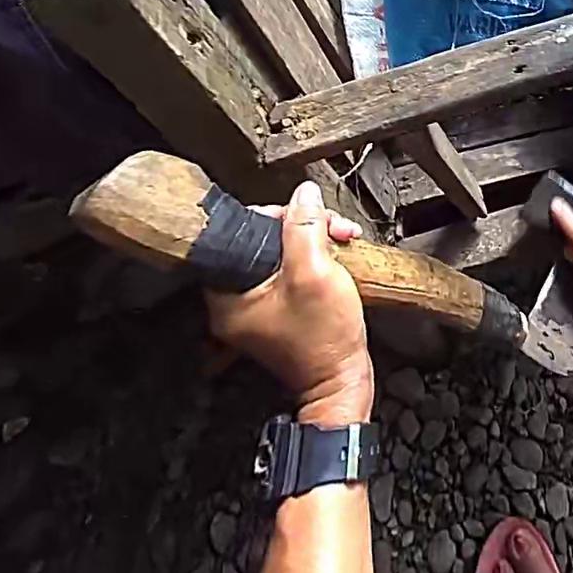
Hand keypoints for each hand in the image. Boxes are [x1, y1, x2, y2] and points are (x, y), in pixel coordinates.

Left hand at [205, 181, 374, 425]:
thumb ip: (306, 228)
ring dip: (317, 237)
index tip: (304, 216)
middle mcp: (236, 300)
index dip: (277, 215)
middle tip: (333, 228)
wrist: (343, 379)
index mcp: (228, 295)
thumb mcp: (315, 271)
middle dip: (305, 225)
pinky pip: (294, 266)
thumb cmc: (325, 338)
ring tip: (344, 238)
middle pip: (266, 239)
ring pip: (284, 250)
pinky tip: (339, 252)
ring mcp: (259, 305)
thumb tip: (304, 194)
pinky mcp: (281, 307)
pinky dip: (318, 255)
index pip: (241, 233)